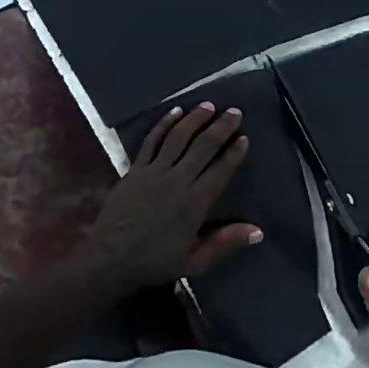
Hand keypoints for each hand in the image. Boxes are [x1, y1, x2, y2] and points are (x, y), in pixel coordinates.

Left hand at [83, 102, 261, 289]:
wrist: (111, 258)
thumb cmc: (155, 262)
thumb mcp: (194, 262)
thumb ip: (225, 243)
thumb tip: (258, 231)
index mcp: (194, 204)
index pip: (220, 171)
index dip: (234, 153)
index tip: (244, 137)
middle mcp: (177, 181)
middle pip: (202, 147)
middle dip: (220, 128)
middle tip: (234, 111)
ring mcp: (154, 172)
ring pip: (178, 138)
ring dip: (194, 119)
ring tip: (208, 105)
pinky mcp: (135, 169)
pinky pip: (151, 141)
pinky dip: (163, 124)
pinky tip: (175, 112)